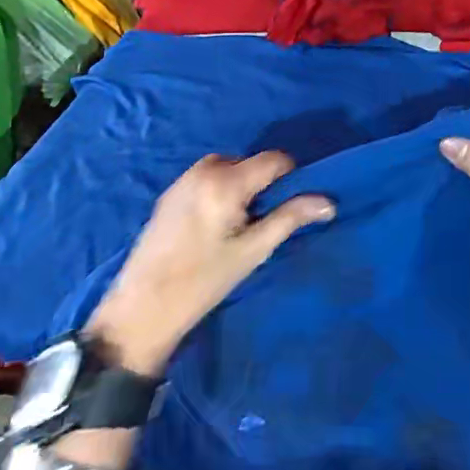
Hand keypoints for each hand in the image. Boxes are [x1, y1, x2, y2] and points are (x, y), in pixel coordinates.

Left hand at [83, 152, 333, 374]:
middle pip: (251, 163)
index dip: (291, 178)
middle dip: (263, 185)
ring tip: (237, 227)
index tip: (290, 207)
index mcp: (225, 181)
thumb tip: (329, 202)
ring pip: (230, 169)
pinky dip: (221, 192)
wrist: (141, 310)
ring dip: (242, 188)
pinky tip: (214, 228)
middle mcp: (203, 170)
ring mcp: (182, 180)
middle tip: (260, 223)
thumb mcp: (254, 250)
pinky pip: (208, 179)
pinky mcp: (169, 193)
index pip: (275, 159)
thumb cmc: (203, 281)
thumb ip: (291, 218)